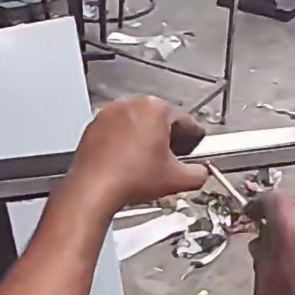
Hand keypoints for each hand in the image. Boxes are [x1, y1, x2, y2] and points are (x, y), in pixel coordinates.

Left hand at [66, 96, 208, 210]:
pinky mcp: (94, 126)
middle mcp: (131, 104)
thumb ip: (199, 174)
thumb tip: (201, 173)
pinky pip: (117, 132)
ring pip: (137, 126)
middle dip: (166, 140)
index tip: (194, 147)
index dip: (193, 139)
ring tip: (146, 166)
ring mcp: (109, 114)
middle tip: (170, 162)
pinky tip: (128, 165)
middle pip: (159, 121)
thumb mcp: (178, 180)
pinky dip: (124, 145)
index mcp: (155, 109)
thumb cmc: (130, 178)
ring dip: (144, 141)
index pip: (185, 122)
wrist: (94, 189)